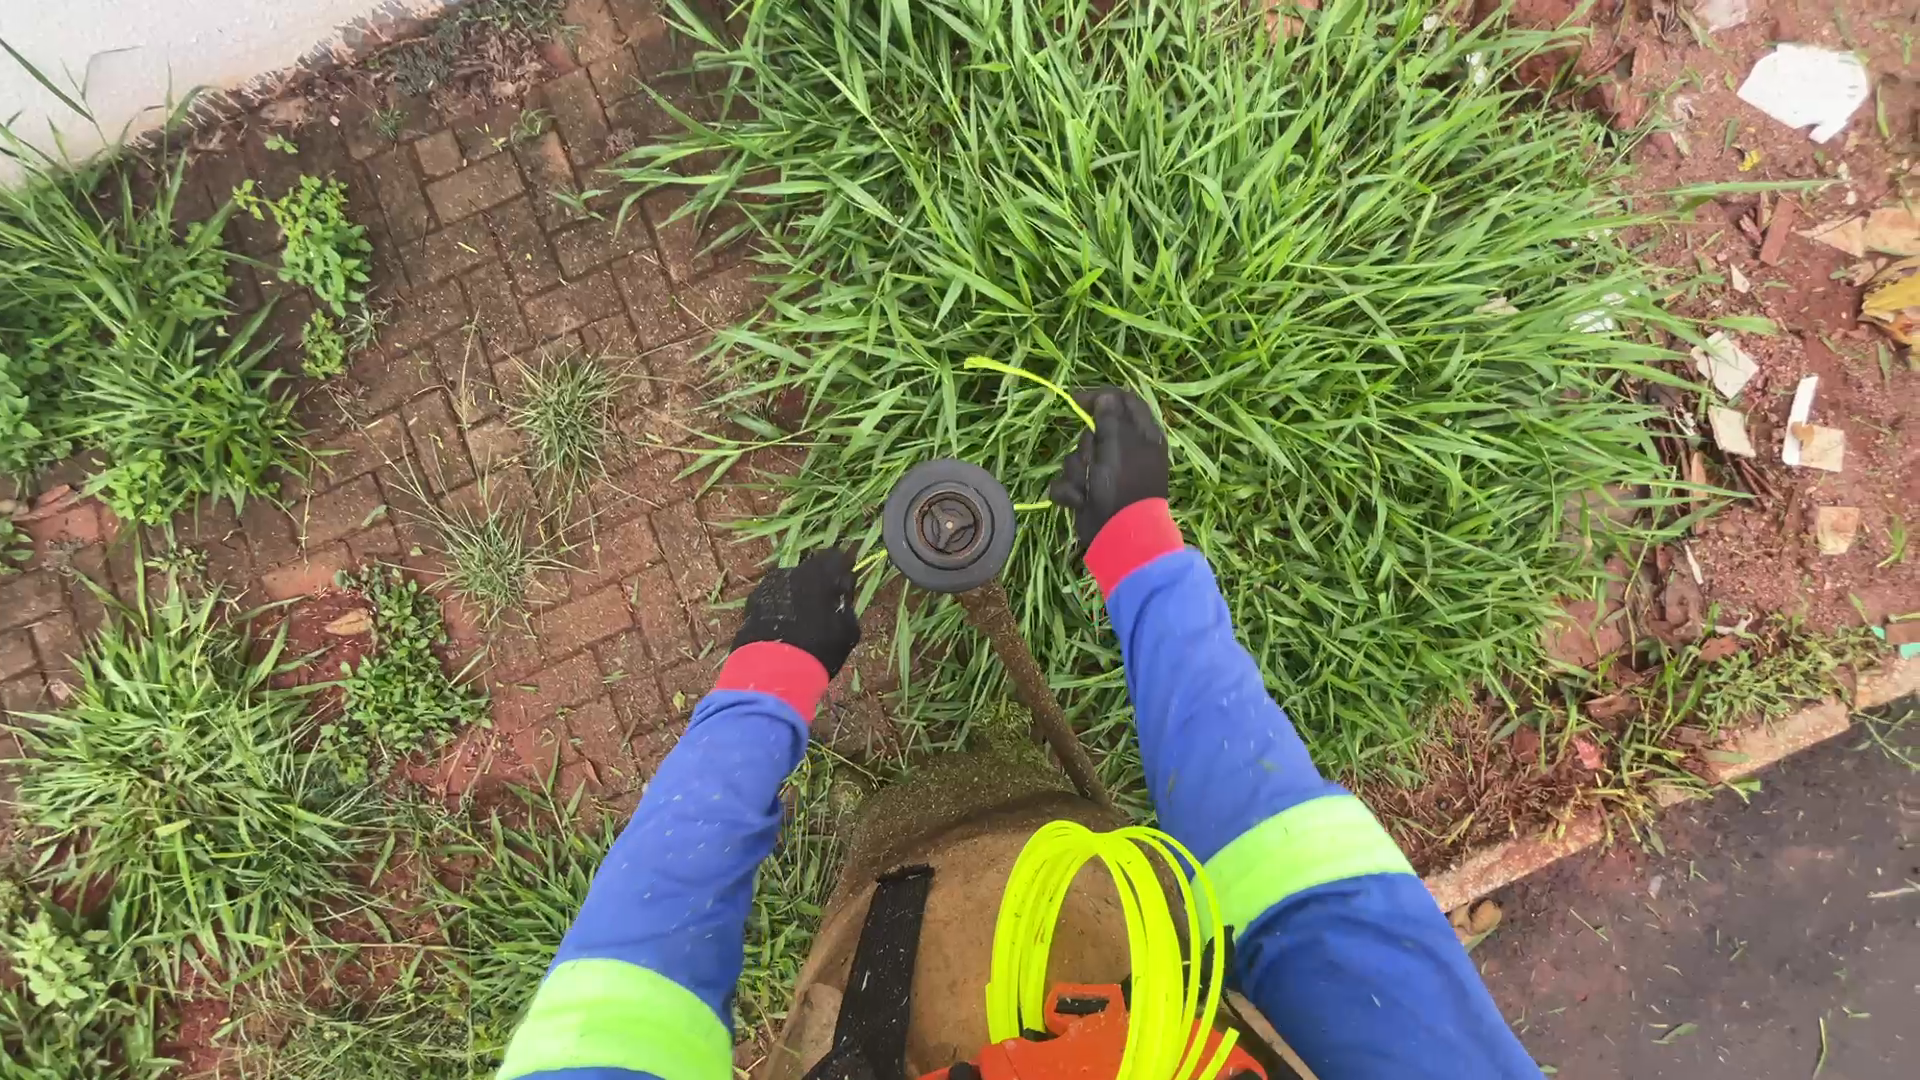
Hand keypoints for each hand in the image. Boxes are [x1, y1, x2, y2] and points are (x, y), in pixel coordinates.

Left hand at [732, 548, 861, 676]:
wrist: (774, 667)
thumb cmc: (821, 646)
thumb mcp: (847, 628)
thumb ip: (846, 605)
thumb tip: (843, 596)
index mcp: (822, 571)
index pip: (837, 558)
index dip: (842, 570)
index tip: (846, 584)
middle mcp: (794, 570)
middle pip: (810, 569)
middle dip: (818, 582)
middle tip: (824, 604)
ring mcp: (768, 585)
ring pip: (789, 583)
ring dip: (796, 594)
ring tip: (802, 620)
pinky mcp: (751, 602)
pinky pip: (773, 599)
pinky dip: (780, 607)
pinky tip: (785, 628)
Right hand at [1047, 388, 1169, 552]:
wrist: (1120, 536)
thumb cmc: (1124, 486)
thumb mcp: (1119, 445)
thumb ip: (1111, 418)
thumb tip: (1105, 397)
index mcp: (1142, 437)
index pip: (1124, 402)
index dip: (1101, 397)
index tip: (1077, 400)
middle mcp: (1124, 453)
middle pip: (1094, 432)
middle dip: (1087, 447)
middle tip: (1094, 461)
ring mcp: (1106, 475)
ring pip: (1077, 458)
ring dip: (1077, 474)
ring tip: (1087, 489)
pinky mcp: (1089, 494)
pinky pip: (1068, 483)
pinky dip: (1070, 492)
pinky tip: (1079, 501)